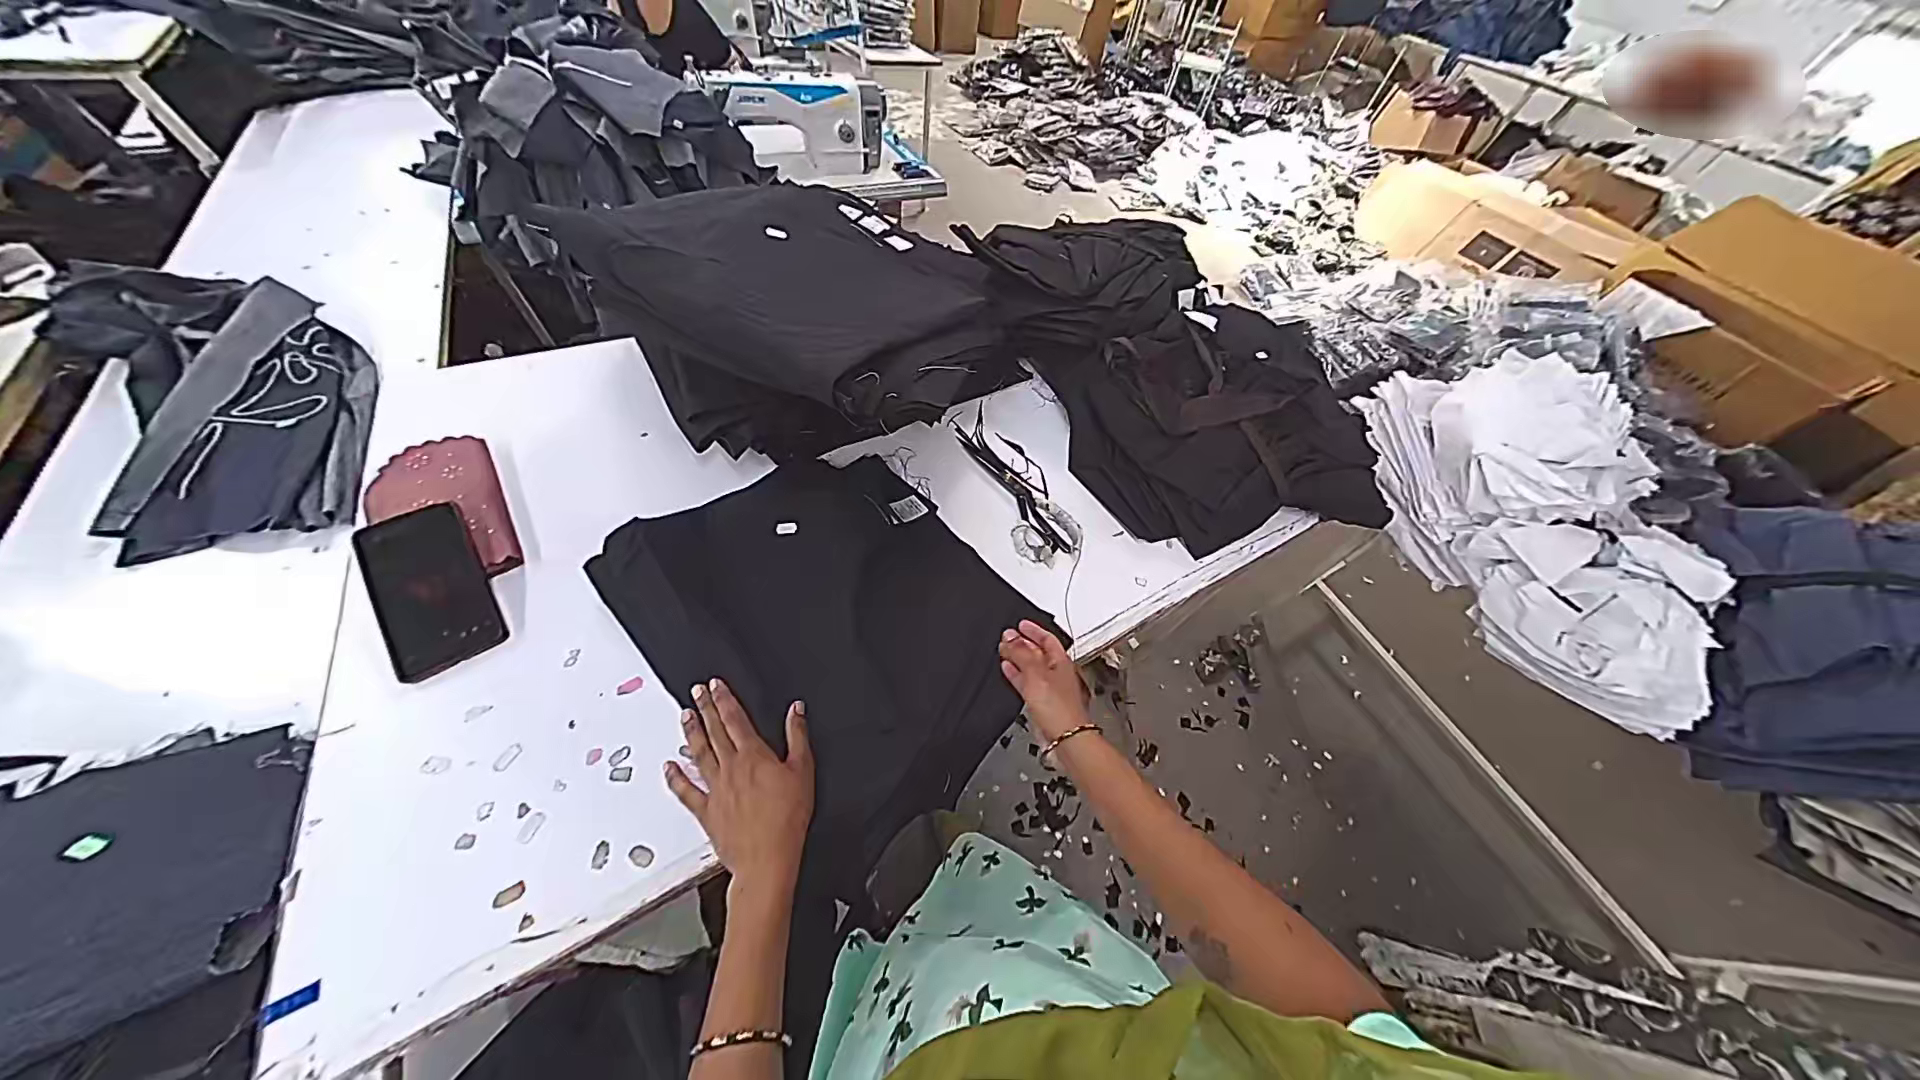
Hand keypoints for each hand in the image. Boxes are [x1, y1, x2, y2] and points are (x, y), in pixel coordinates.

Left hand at [665, 679, 813, 896]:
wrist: (767, 857)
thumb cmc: (788, 817)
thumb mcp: (803, 770)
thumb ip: (797, 737)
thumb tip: (795, 711)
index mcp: (754, 756)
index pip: (735, 719)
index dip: (724, 699)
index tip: (715, 685)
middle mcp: (731, 768)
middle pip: (714, 731)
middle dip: (705, 708)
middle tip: (695, 691)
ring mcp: (716, 789)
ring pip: (699, 753)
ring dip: (691, 732)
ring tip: (684, 715)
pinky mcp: (707, 811)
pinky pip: (686, 791)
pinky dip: (675, 777)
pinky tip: (669, 766)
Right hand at [997, 619, 1089, 741]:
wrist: (1066, 738)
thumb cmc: (1061, 709)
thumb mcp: (1036, 673)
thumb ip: (1022, 653)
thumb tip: (1010, 637)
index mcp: (1062, 661)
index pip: (1047, 639)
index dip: (1034, 630)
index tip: (1021, 624)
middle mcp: (1058, 673)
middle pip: (1039, 652)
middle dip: (1023, 643)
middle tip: (1008, 636)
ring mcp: (1050, 688)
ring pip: (1032, 667)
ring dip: (1018, 658)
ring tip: (1005, 650)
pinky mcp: (1042, 702)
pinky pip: (1027, 682)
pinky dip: (1017, 674)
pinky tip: (1009, 671)